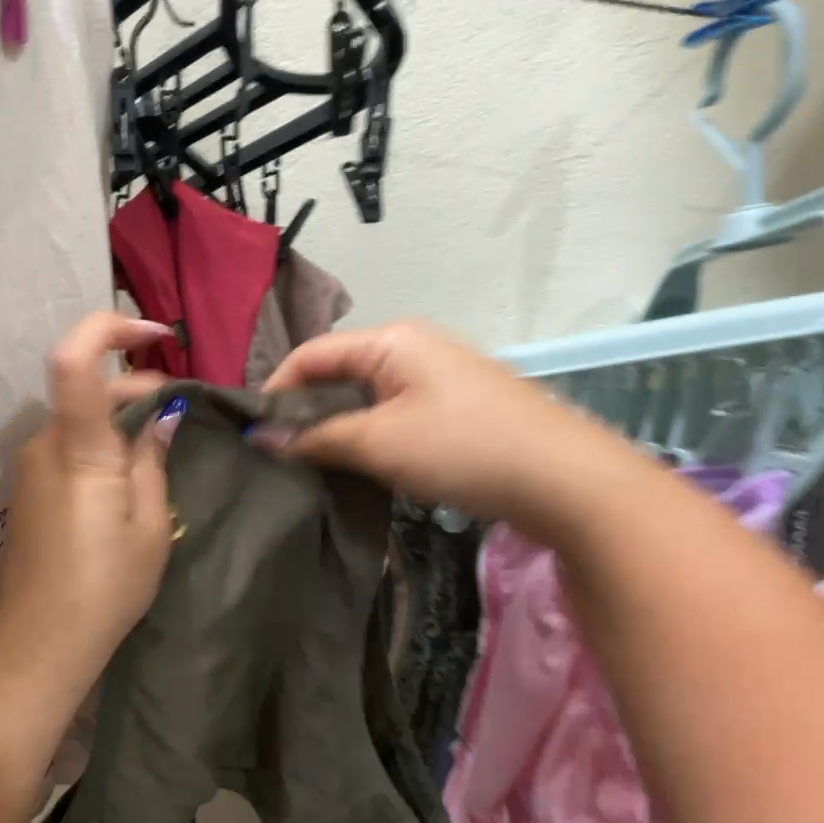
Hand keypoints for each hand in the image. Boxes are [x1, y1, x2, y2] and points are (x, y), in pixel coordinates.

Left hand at [0, 312, 174, 683]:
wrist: (41, 637)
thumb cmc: (105, 584)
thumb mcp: (149, 522)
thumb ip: (152, 458)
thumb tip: (161, 415)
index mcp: (77, 447)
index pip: (74, 358)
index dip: (111, 327)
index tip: (155, 336)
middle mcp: (44, 444)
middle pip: (87, 388)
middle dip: (135, 388)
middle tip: (179, 417)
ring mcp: (30, 465)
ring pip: (79, 420)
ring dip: (118, 422)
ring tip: (158, 455)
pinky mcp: (27, 487)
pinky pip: (67, 447)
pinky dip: (99, 446)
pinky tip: (126, 480)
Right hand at [259, 321, 637, 530]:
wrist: (568, 482)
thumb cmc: (464, 448)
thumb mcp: (377, 442)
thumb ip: (313, 437)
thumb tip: (259, 437)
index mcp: (392, 340)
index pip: (310, 354)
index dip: (275, 390)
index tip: (254, 434)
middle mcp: (413, 348)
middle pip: (336, 374)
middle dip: (304, 413)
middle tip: (279, 456)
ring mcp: (437, 379)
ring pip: (363, 399)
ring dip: (335, 430)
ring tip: (313, 467)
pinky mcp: (454, 410)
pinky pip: (391, 416)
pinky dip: (367, 439)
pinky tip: (358, 468)